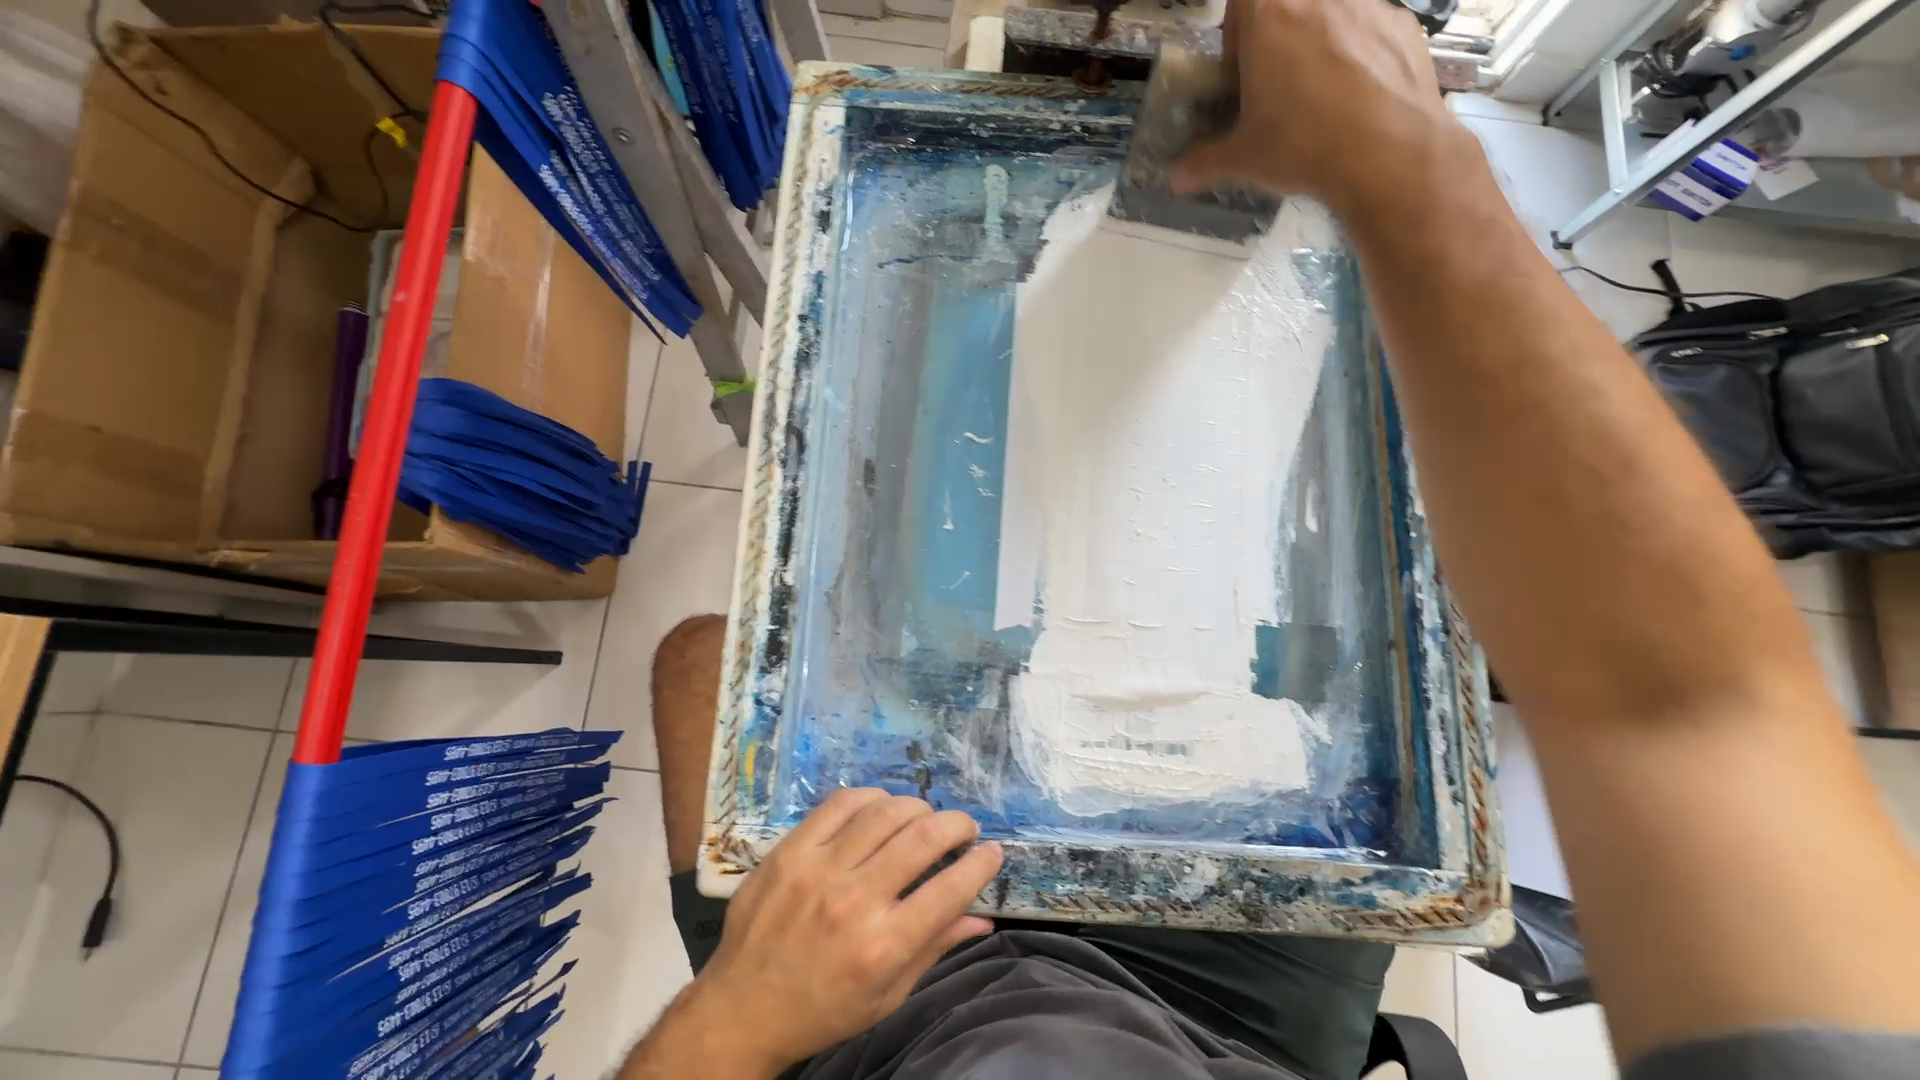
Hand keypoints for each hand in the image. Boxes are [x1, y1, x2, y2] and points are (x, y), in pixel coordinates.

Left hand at [688, 789, 1003, 1070]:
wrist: (742, 1008)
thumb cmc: (823, 1009)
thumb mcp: (887, 995)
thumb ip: (935, 947)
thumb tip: (984, 917)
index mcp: (883, 946)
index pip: (950, 888)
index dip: (982, 863)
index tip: (992, 852)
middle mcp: (853, 901)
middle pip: (923, 839)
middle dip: (956, 825)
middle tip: (964, 829)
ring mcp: (817, 869)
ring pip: (884, 812)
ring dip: (917, 808)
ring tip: (924, 818)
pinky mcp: (789, 850)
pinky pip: (840, 804)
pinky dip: (871, 797)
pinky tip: (882, 806)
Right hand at [1171, 0, 1469, 214]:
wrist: (1388, 155)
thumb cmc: (1303, 146)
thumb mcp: (1242, 159)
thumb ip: (1203, 161)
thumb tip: (1176, 177)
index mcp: (1271, 16)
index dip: (1236, 29)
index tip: (1240, 67)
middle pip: (1288, 7)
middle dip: (1277, 40)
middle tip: (1274, 88)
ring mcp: (1368, 6)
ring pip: (1330, 17)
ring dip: (1318, 47)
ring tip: (1317, 101)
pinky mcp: (1404, 27)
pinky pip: (1370, 33)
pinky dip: (1358, 59)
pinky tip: (1356, 104)